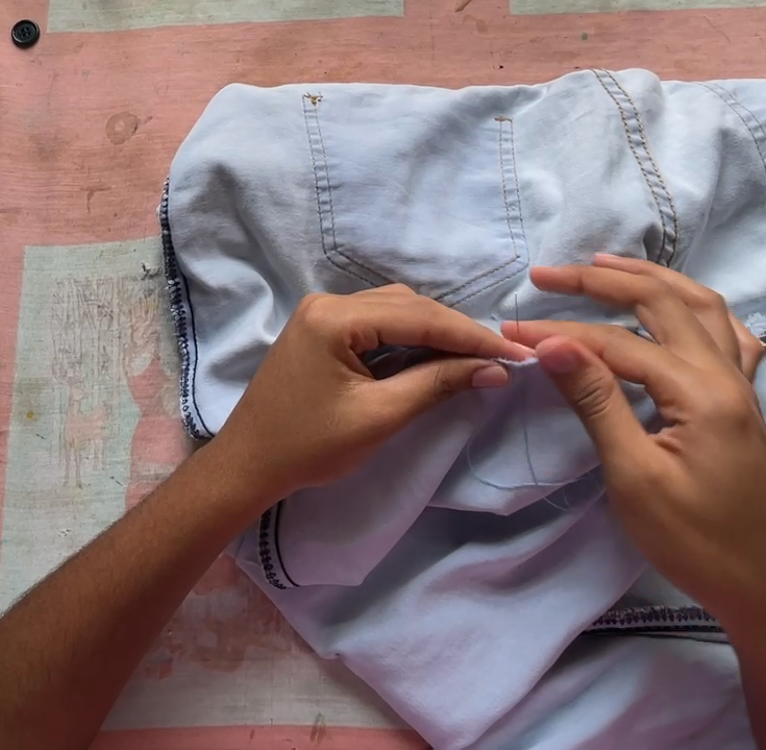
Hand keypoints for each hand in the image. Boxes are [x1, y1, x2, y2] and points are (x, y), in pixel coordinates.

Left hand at [209, 284, 533, 503]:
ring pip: (392, 310)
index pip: (417, 316)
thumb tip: (494, 369)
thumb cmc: (309, 446)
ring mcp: (320, 313)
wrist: (249, 462)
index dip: (469, 335)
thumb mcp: (379, 417)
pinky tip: (432, 356)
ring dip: (432, 332)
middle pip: (405, 306)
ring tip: (473, 359)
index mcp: (334, 318)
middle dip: (453, 331)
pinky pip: (374, 322)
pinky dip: (406, 337)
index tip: (516, 354)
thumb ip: (436, 384)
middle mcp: (326, 303)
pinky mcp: (319, 329)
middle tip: (500, 359)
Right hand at [503, 255, 765, 636]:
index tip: (511, 331)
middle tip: (546, 275)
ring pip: (699, 306)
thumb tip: (553, 344)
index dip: (559, 332)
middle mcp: (726, 374)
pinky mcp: (742, 400)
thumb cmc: (695, 541)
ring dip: (648, 278)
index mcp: (702, 392)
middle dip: (600, 280)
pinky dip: (694, 307)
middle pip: (662, 300)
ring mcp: (740, 385)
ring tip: (603, 264)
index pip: (617, 342)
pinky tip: (677, 307)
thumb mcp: (633, 475)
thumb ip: (596, 400)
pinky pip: (726, 333)